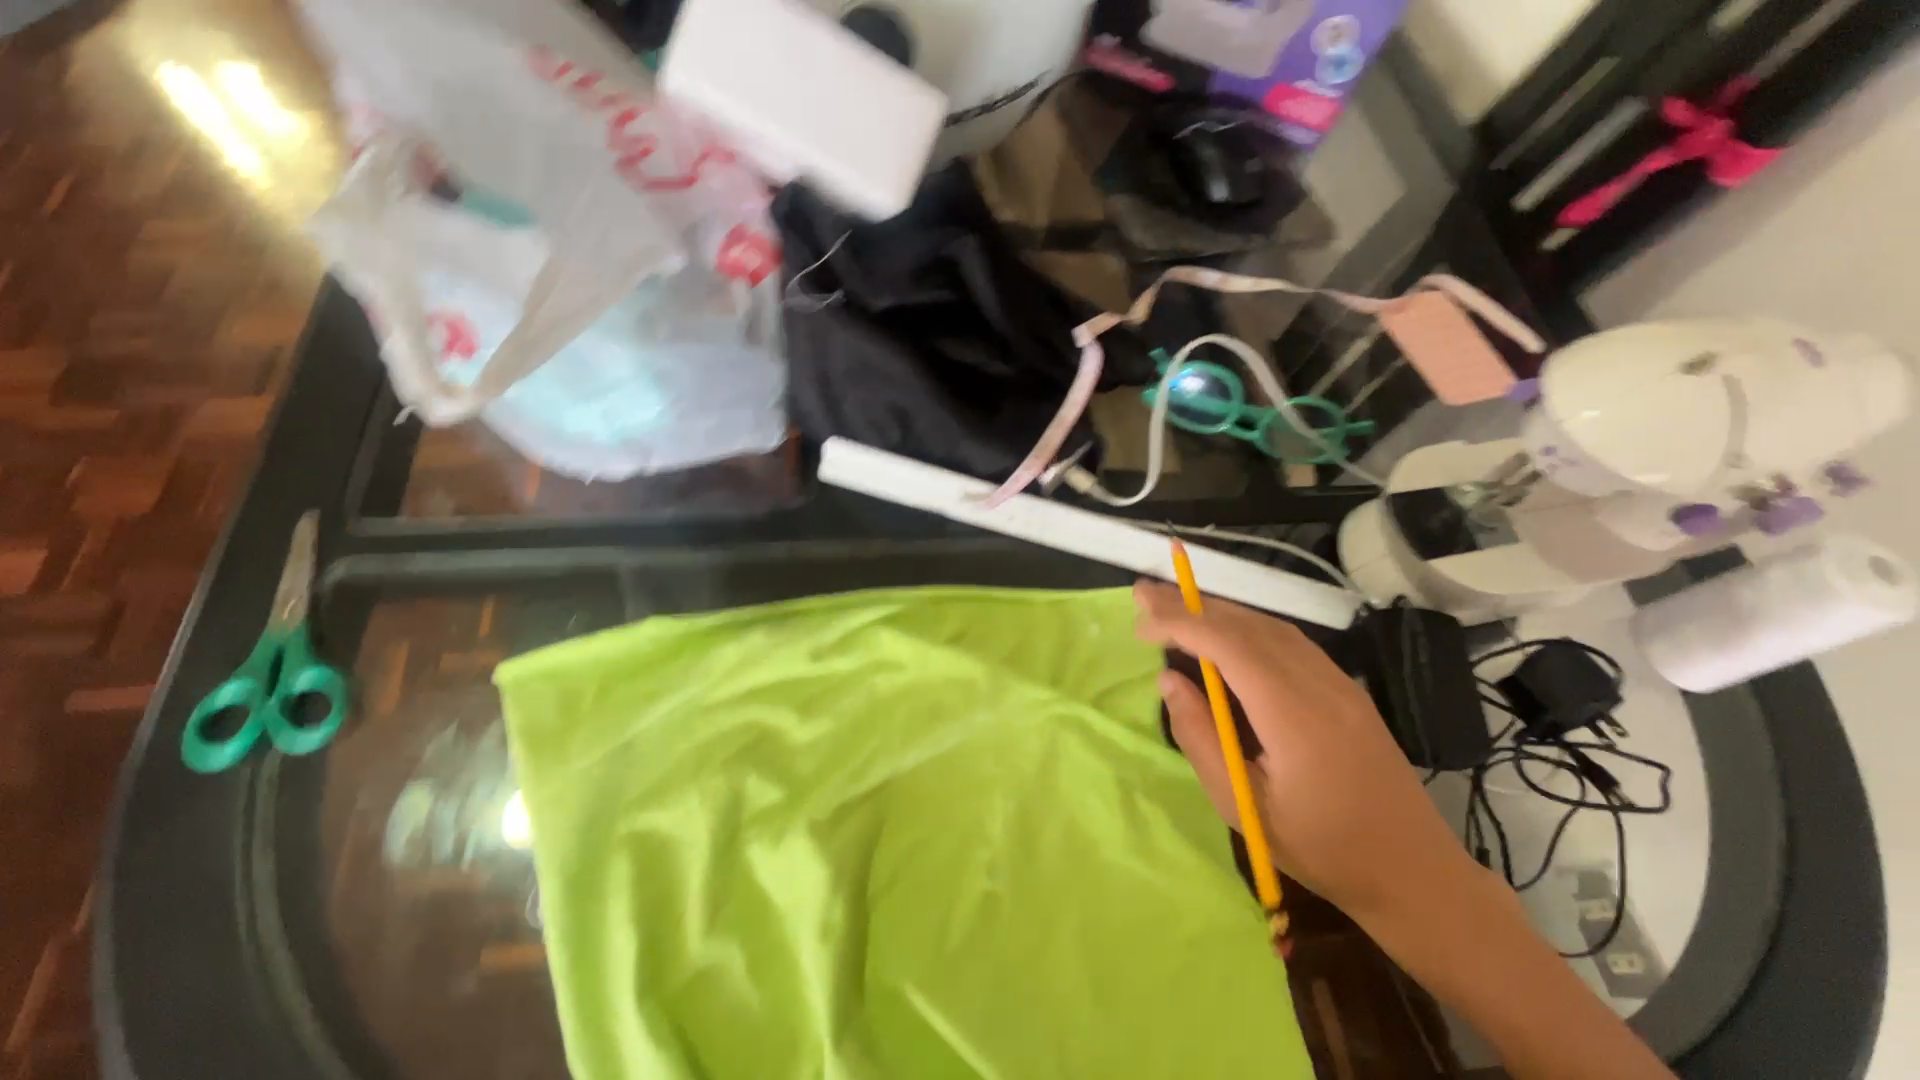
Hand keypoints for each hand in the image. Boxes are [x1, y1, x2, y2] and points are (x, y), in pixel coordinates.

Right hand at [1133, 581, 1477, 920]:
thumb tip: (1169, 681)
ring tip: (1176, 608)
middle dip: (1193, 605)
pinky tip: (1229, 636)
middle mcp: (1320, 684)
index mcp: (1293, 713)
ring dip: (1222, 612)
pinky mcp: (1348, 693)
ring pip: (1273, 628)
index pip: (1228, 644)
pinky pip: (1292, 643)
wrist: (1412, 870)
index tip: (1139, 623)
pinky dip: (1250, 628)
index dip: (1180, 624)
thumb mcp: (1244, 805)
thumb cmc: (1321, 848)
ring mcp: (1340, 684)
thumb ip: (1201, 738)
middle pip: (1249, 625)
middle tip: (1144, 595)